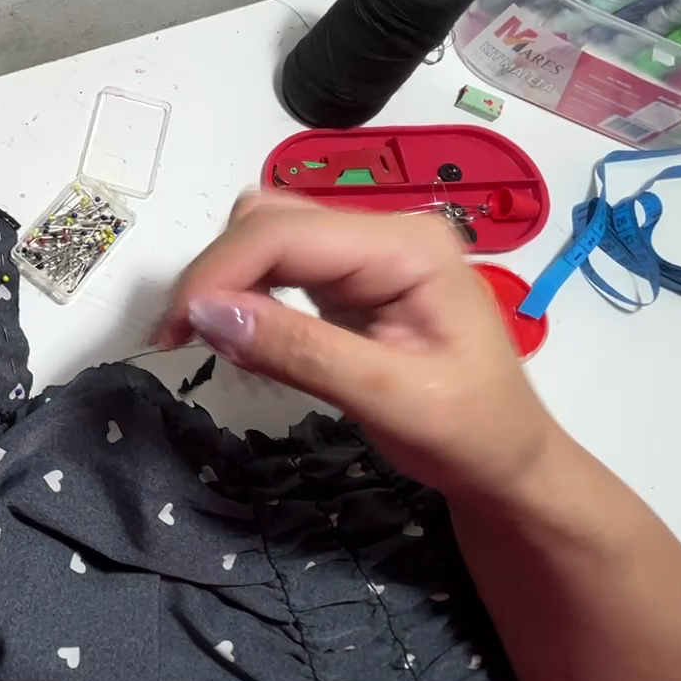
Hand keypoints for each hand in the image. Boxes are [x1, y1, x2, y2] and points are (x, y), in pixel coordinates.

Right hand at [155, 189, 561, 501]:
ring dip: (221, 279)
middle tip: (181, 338)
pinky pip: (270, 259)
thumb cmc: (471, 434)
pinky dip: (239, 288)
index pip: (283, 234)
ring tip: (206, 334)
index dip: (218, 272)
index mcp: (406, 246)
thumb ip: (300, 350)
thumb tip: (206, 312)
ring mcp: (359, 248)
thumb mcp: (392, 399)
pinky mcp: (341, 270)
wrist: (506, 458)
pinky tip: (238, 327)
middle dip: (213, 276)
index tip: (175, 329)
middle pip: (264, 223)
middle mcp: (380, 230)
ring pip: (259, 234)